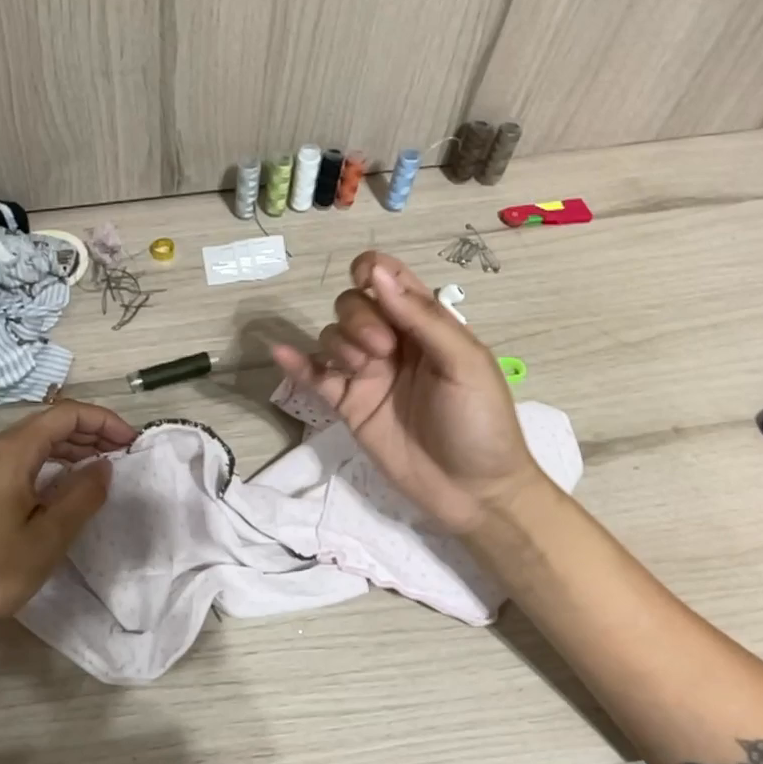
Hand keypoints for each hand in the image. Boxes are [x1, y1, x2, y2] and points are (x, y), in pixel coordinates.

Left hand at [0, 400, 137, 655]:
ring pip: (35, 439)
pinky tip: (67, 482)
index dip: (102, 420)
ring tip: (104, 465)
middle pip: (49, 422)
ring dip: (72, 445)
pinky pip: (21, 457)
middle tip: (125, 452)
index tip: (132, 441)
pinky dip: (51, 460)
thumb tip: (105, 465)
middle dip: (91, 430)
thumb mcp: (48, 538)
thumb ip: (82, 496)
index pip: (65, 414)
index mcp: (11, 451)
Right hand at [271, 251, 546, 533]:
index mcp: (427, 325)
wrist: (473, 491)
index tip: (367, 281)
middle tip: (381, 349)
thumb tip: (377, 274)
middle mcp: (393, 342)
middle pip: (353, 305)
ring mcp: (367, 374)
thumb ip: (423, 317)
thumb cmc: (481, 422)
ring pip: (332, 336)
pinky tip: (281, 353)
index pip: (389, 279)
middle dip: (359, 319)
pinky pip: (315, 376)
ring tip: (363, 371)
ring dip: (340, 343)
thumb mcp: (465, 363)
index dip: (372, 271)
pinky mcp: (348, 405)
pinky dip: (296, 364)